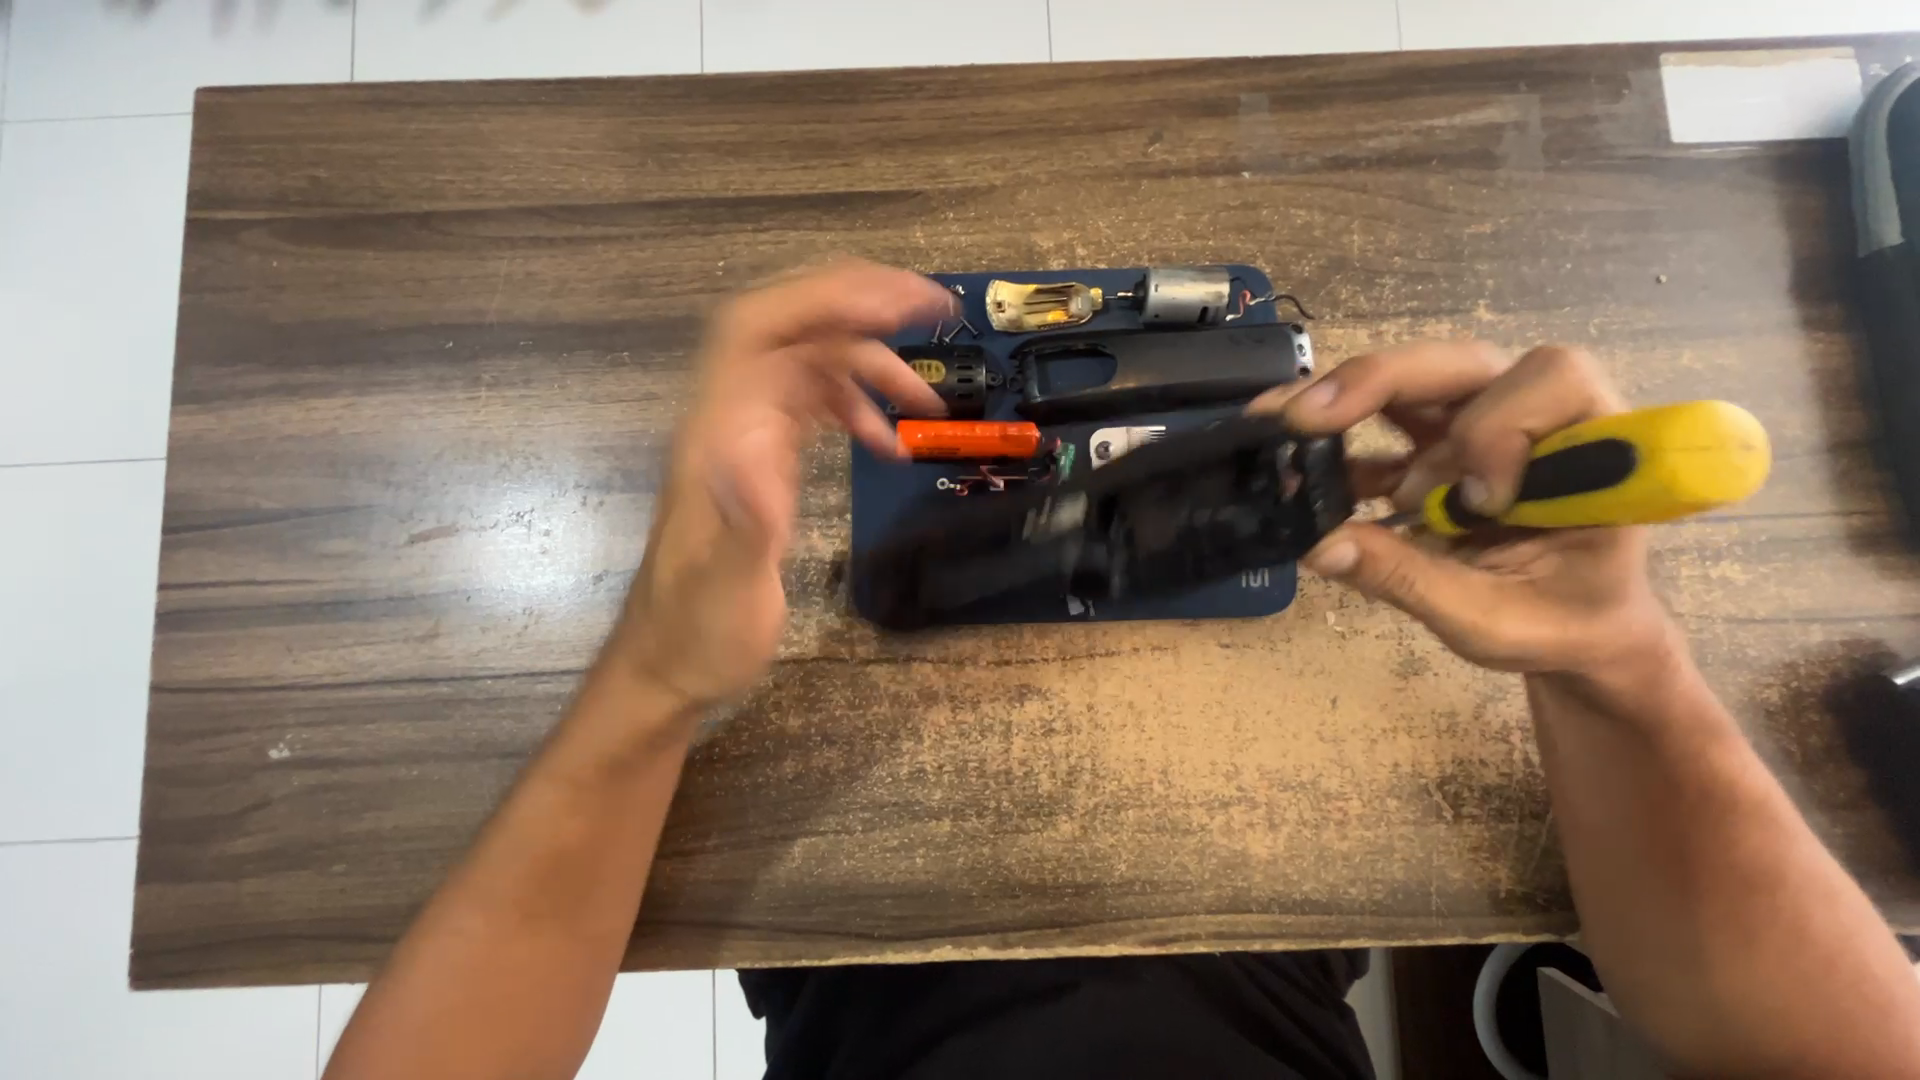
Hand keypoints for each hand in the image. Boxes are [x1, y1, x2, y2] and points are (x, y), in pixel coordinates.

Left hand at [607, 260, 953, 707]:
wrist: (669, 663)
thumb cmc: (698, 633)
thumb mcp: (727, 589)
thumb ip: (745, 523)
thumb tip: (757, 453)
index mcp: (716, 434)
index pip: (760, 330)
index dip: (826, 298)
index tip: (898, 303)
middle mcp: (728, 419)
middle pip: (789, 328)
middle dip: (859, 306)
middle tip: (932, 310)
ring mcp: (744, 437)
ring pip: (808, 365)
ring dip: (870, 367)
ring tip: (928, 400)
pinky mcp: (762, 460)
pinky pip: (812, 408)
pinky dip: (857, 411)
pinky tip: (890, 445)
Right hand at [1251, 341, 1679, 682]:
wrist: (1568, 628)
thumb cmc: (1560, 622)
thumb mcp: (1491, 619)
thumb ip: (1410, 580)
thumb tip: (1318, 545)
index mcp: (1586, 448)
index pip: (1552, 383)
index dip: (1498, 426)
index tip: (1475, 501)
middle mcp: (1530, 418)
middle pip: (1455, 364)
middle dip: (1376, 384)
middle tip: (1302, 416)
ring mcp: (1473, 427)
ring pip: (1407, 382)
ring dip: (1338, 403)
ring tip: (1273, 427)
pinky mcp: (1430, 447)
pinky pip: (1374, 426)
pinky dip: (1327, 440)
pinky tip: (1285, 457)